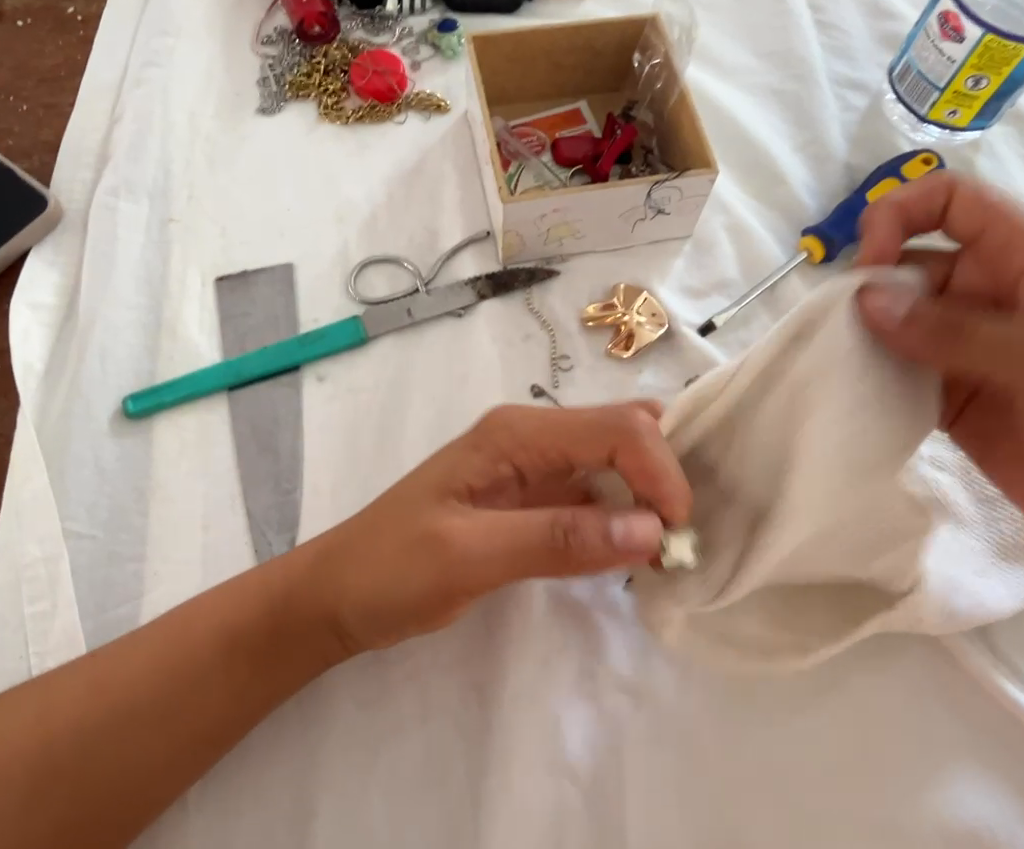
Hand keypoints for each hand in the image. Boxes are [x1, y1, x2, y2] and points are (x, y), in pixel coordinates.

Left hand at [294, 402, 690, 655]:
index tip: (676, 534)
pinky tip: (640, 548)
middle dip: (666, 471)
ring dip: (651, 493)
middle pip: (624, 430)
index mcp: (516, 433)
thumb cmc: (390, 569)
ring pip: (617, 458)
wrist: (337, 595)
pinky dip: (628, 514)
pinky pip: (597, 494)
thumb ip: (558, 539)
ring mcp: (534, 467)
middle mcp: (532, 437)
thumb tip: (651, 530)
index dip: (660, 471)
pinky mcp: (535, 500)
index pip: (615, 428)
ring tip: (671, 547)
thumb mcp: (468, 556)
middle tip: (685, 535)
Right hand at [853, 172, 1023, 586]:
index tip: (867, 264)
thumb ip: (960, 331)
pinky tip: (852, 401)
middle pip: (913, 265)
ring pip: (899, 325)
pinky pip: (902, 379)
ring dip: (864, 338)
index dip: (902, 214)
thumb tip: (865, 298)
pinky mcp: (961, 408)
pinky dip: (874, 383)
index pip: (955, 204)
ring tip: (834, 369)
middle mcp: (999, 300)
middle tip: (838, 335)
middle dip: (870, 288)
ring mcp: (977, 357)